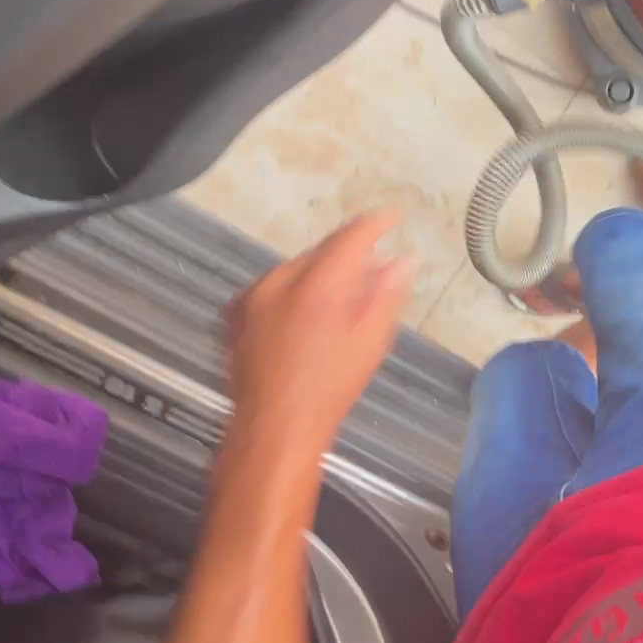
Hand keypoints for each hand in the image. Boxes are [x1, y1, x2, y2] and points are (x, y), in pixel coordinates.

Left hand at [225, 209, 416, 446]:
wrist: (276, 425)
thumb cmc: (330, 388)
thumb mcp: (372, 340)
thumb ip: (388, 293)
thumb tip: (405, 260)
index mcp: (317, 286)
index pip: (350, 237)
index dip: (376, 224)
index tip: (392, 217)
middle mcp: (280, 282)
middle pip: (323, 252)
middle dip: (350, 260)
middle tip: (372, 278)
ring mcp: (253, 296)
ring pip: (298, 269)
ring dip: (322, 277)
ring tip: (341, 308)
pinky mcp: (237, 312)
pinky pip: (275, 287)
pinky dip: (296, 292)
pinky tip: (309, 321)